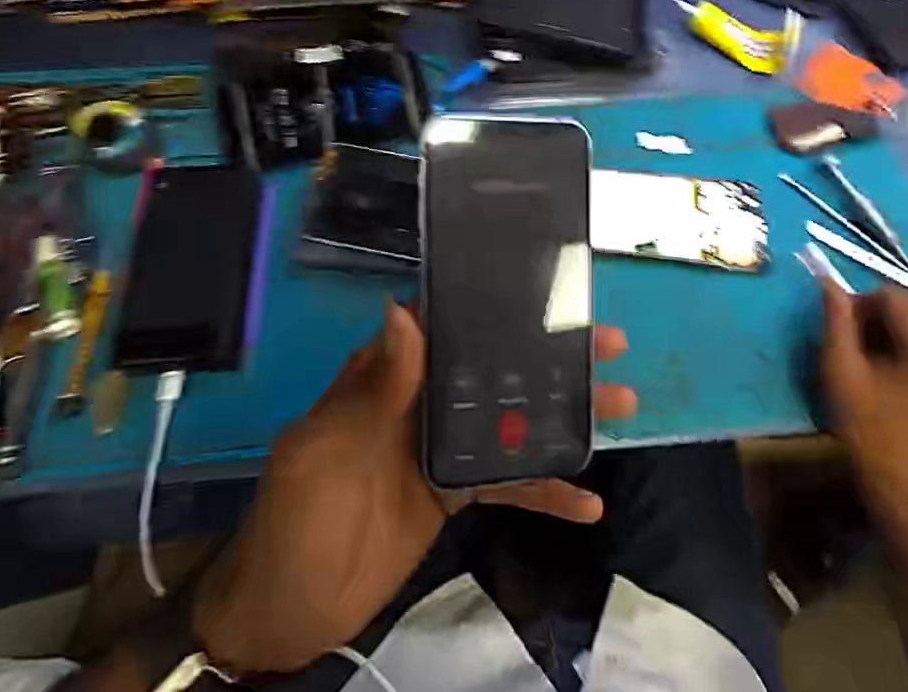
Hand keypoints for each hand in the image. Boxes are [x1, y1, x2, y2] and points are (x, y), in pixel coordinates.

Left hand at [194, 301, 636, 673]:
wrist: (288, 612)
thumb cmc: (295, 520)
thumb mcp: (323, 450)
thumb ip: (370, 388)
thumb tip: (402, 311)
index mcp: (387, 378)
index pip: (446, 328)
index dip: (495, 308)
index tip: (549, 296)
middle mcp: (421, 402)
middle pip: (493, 369)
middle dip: (550, 355)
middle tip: (608, 345)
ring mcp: (442, 447)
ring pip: (511, 420)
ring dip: (562, 415)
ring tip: (619, 405)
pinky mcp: (455, 491)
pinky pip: (508, 481)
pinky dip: (545, 489)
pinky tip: (587, 500)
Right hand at [818, 284, 907, 512]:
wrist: (904, 487)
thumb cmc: (866, 430)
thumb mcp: (840, 373)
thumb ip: (837, 323)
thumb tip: (829, 283)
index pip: (896, 298)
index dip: (862, 306)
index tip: (844, 331)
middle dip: (882, 321)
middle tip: (858, 348)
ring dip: (900, 336)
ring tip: (879, 364)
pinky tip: (901, 377)